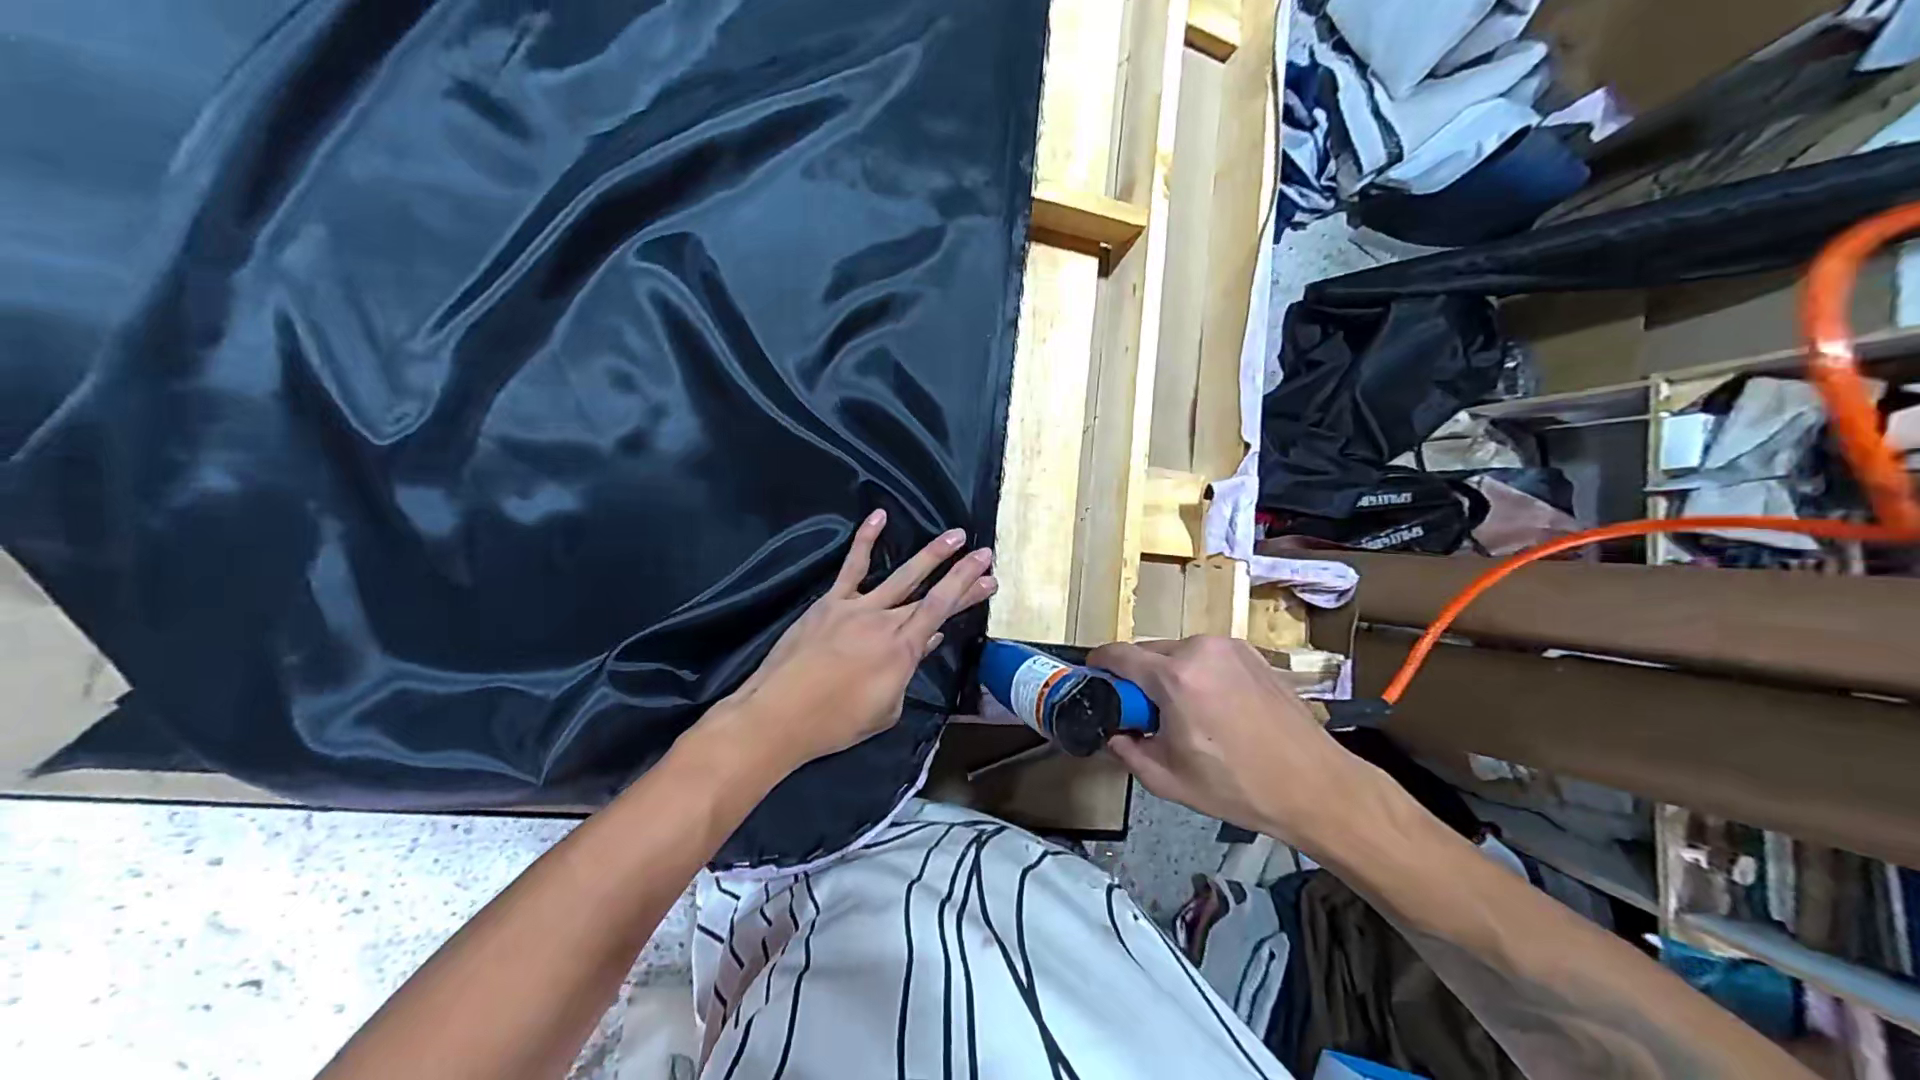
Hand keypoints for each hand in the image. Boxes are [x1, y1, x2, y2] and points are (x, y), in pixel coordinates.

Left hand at [703, 509, 995, 774]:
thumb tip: (926, 644)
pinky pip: (851, 567)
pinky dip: (865, 540)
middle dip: (961, 574)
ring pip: (901, 574)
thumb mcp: (885, 709)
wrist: (780, 714)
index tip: (989, 577)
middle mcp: (885, 622)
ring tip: (953, 535)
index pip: (942, 613)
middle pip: (931, 593)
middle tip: (985, 555)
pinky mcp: (830, 602)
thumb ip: (907, 672)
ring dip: (930, 554)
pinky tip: (878, 517)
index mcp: (902, 651)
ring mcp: (856, 607)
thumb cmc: (836, 722)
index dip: (968, 592)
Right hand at [1088, 635, 1364, 847]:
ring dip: (1168, 675)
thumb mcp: (1168, 779)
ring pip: (1177, 652)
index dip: (1098, 666)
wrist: (1316, 785)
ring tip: (1184, 714)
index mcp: (1176, 678)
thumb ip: (1126, 750)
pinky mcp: (1251, 653)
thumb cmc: (1239, 787)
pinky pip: (1206, 656)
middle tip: (1144, 714)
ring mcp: (1230, 647)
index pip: (1118, 655)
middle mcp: (1201, 649)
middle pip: (1147, 652)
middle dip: (1137, 679)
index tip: (1093, 680)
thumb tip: (1113, 734)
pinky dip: (1197, 674)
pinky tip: (1213, 707)